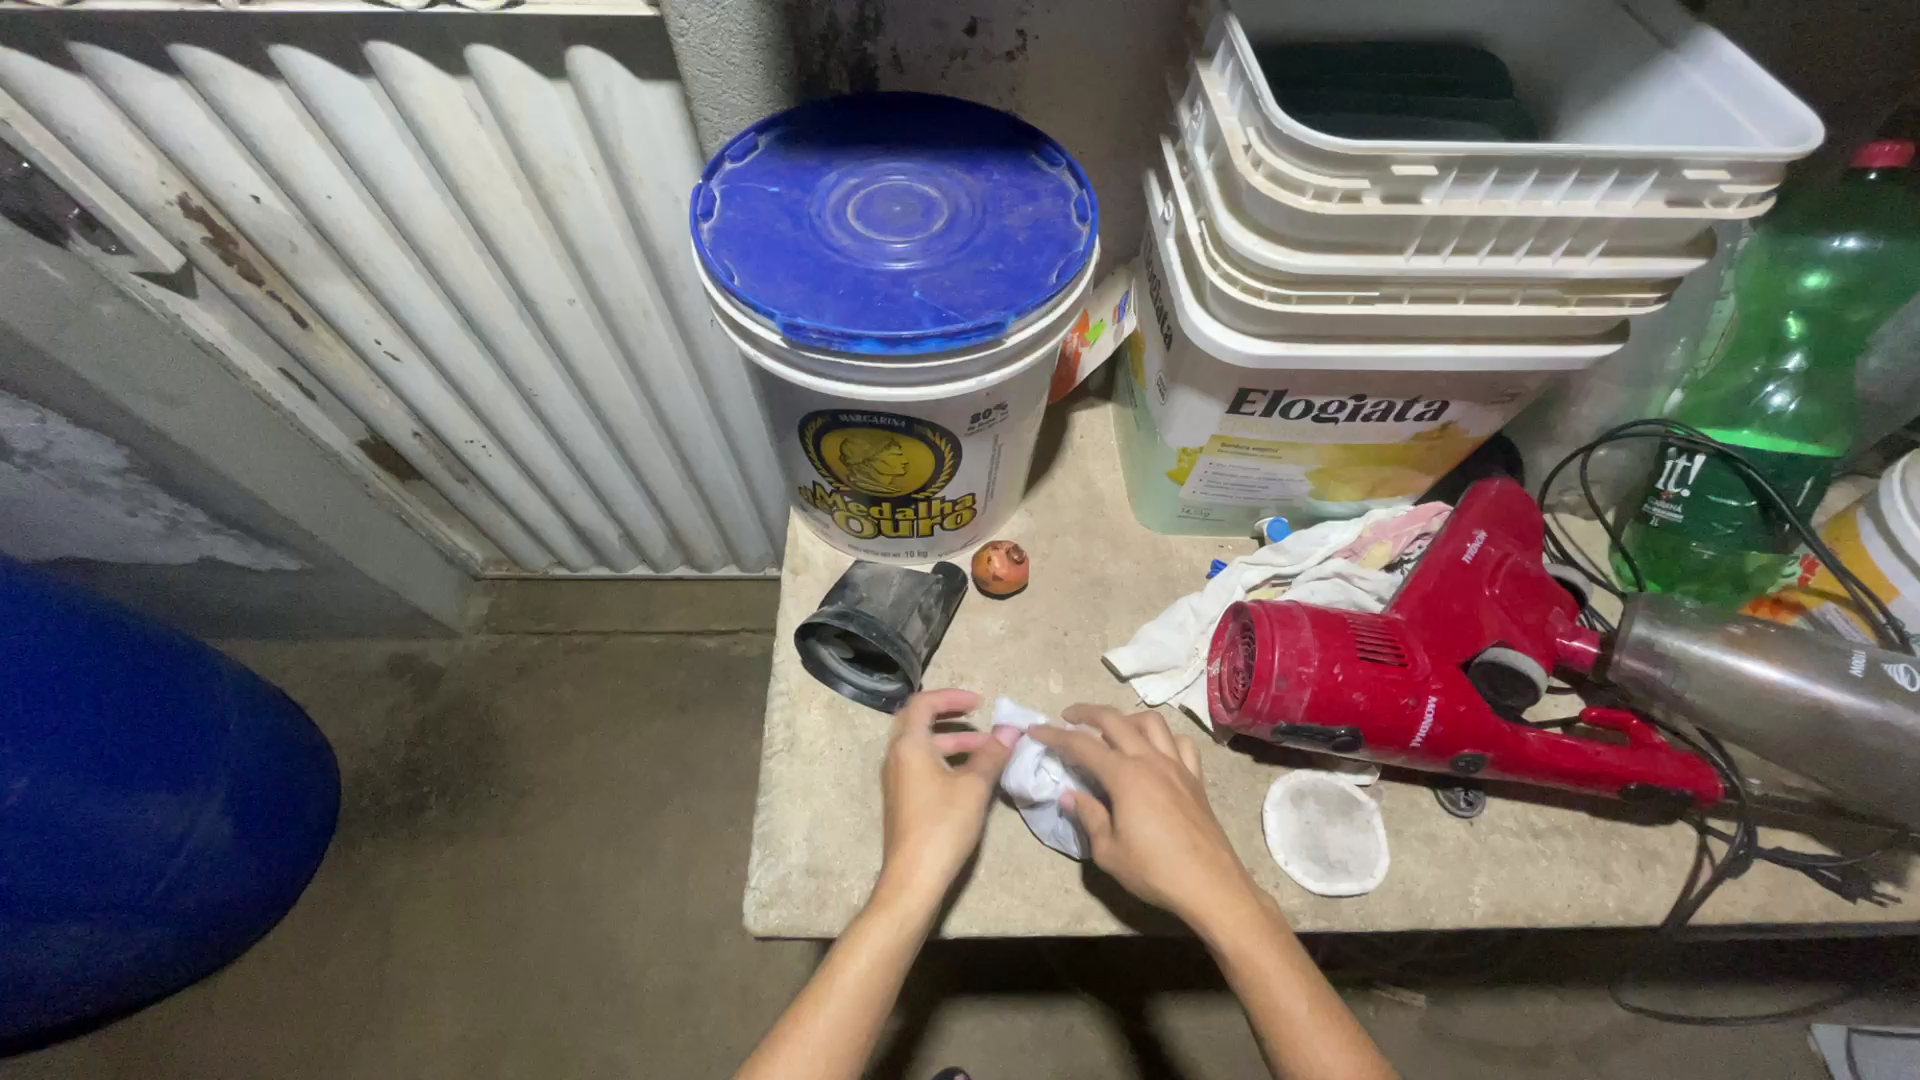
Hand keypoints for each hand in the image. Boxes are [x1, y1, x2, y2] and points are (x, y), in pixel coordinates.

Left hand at [877, 689, 1019, 905]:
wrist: (913, 878)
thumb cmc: (942, 825)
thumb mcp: (974, 786)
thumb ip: (992, 754)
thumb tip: (1011, 729)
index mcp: (908, 745)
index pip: (923, 703)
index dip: (952, 697)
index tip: (980, 703)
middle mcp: (896, 757)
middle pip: (918, 721)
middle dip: (950, 714)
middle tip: (977, 715)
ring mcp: (897, 779)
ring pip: (923, 746)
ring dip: (954, 741)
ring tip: (987, 749)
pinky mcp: (903, 799)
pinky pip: (922, 765)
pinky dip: (946, 759)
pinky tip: (971, 774)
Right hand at [1030, 705, 1262, 928]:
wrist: (1211, 886)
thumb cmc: (1154, 871)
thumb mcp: (1108, 851)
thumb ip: (1088, 816)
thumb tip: (1070, 795)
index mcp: (1125, 775)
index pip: (1081, 745)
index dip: (1055, 735)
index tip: (1035, 731)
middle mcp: (1150, 760)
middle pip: (1114, 720)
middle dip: (1086, 713)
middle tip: (1067, 717)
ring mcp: (1177, 766)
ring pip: (1150, 723)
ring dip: (1126, 718)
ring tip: (1112, 730)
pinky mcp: (1195, 778)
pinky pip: (1180, 743)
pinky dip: (1163, 738)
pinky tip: (1154, 750)